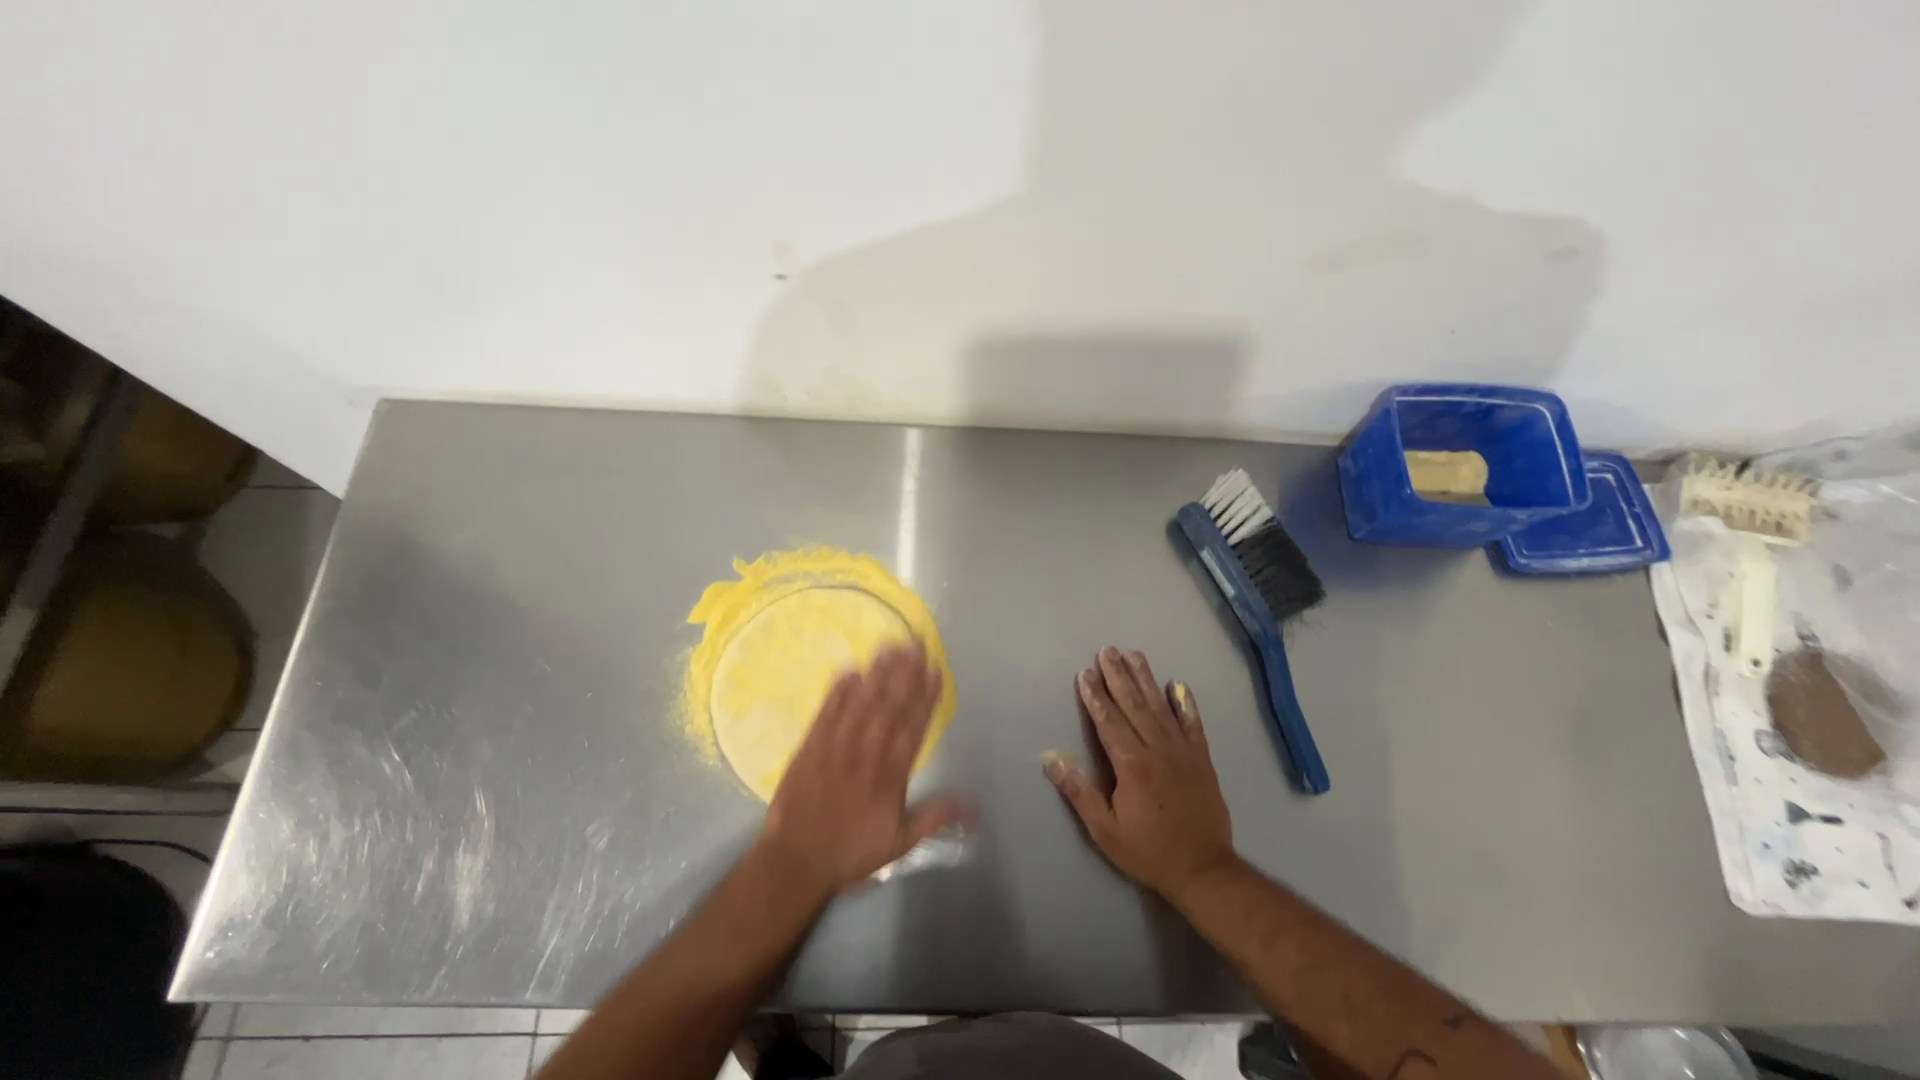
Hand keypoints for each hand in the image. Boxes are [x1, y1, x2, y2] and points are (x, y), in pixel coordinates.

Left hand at [756, 640, 970, 897]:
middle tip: (915, 644)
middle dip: (904, 675)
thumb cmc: (852, 851)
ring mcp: (835, 748)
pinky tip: (849, 671)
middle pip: (888, 708)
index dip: (925, 698)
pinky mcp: (809, 747)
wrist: (796, 860)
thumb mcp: (901, 842)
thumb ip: (935, 817)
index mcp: (890, 777)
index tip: (936, 671)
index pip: (912, 729)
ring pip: (860, 705)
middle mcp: (865, 756)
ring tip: (889, 648)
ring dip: (876, 676)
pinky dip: (837, 693)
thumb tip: (974, 806)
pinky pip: (826, 715)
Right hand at [1046, 646, 1238, 900]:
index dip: (1095, 696)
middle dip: (1118, 676)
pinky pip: (1193, 724)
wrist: (1204, 870)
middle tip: (1107, 650)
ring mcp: (1183, 753)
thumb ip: (1079, 792)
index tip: (1086, 673)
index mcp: (1132, 766)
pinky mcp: (1203, 760)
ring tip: (1135, 655)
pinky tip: (1178, 685)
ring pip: (1161, 708)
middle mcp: (1158, 750)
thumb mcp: (1104, 830)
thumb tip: (1052, 758)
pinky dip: (1185, 703)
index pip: (1109, 722)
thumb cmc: (1148, 852)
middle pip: (1134, 705)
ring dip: (1146, 679)